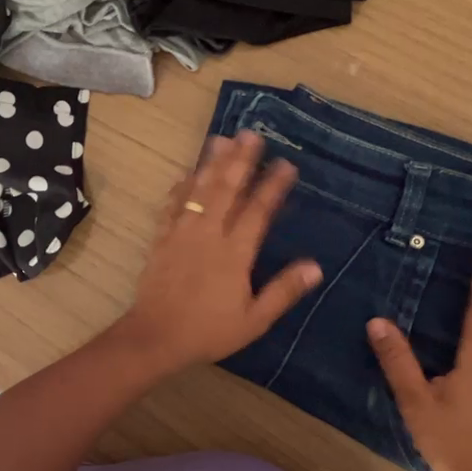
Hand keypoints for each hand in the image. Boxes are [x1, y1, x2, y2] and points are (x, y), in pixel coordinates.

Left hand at [110, 131, 323, 370]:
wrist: (156, 336)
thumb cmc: (209, 331)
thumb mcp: (254, 319)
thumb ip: (283, 291)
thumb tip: (315, 266)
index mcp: (235, 253)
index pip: (258, 210)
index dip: (273, 186)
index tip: (287, 164)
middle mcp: (208, 234)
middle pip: (226, 189)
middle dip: (241, 160)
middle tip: (252, 134)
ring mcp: (181, 233)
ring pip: (198, 191)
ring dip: (211, 164)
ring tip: (221, 139)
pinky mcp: (161, 238)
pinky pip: (172, 205)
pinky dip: (181, 186)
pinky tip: (188, 173)